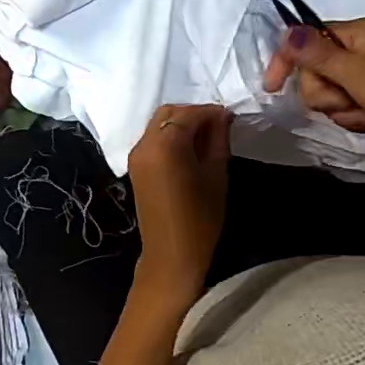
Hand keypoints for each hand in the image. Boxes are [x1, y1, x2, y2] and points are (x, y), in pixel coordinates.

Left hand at [128, 104, 231, 291]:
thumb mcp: (216, 174)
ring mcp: (136, 155)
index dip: (210, 112)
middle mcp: (144, 144)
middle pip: (168, 113)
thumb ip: (217, 139)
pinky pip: (152, 139)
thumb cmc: (200, 217)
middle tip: (218, 126)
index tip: (230, 117)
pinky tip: (189, 150)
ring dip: (180, 124)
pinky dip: (169, 136)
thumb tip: (221, 117)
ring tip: (206, 138)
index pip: (188, 114)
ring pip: (157, 124)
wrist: (171, 252)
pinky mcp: (134, 166)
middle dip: (193, 114)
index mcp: (164, 145)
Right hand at [262, 17, 364, 156]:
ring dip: (341, 107)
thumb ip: (318, 55)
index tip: (271, 89)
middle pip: (316, 69)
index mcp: (361, 32)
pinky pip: (353, 102)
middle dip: (322, 92)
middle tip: (344, 103)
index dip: (286, 62)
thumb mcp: (359, 75)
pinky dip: (357, 114)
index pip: (306, 38)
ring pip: (332, 90)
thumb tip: (287, 30)